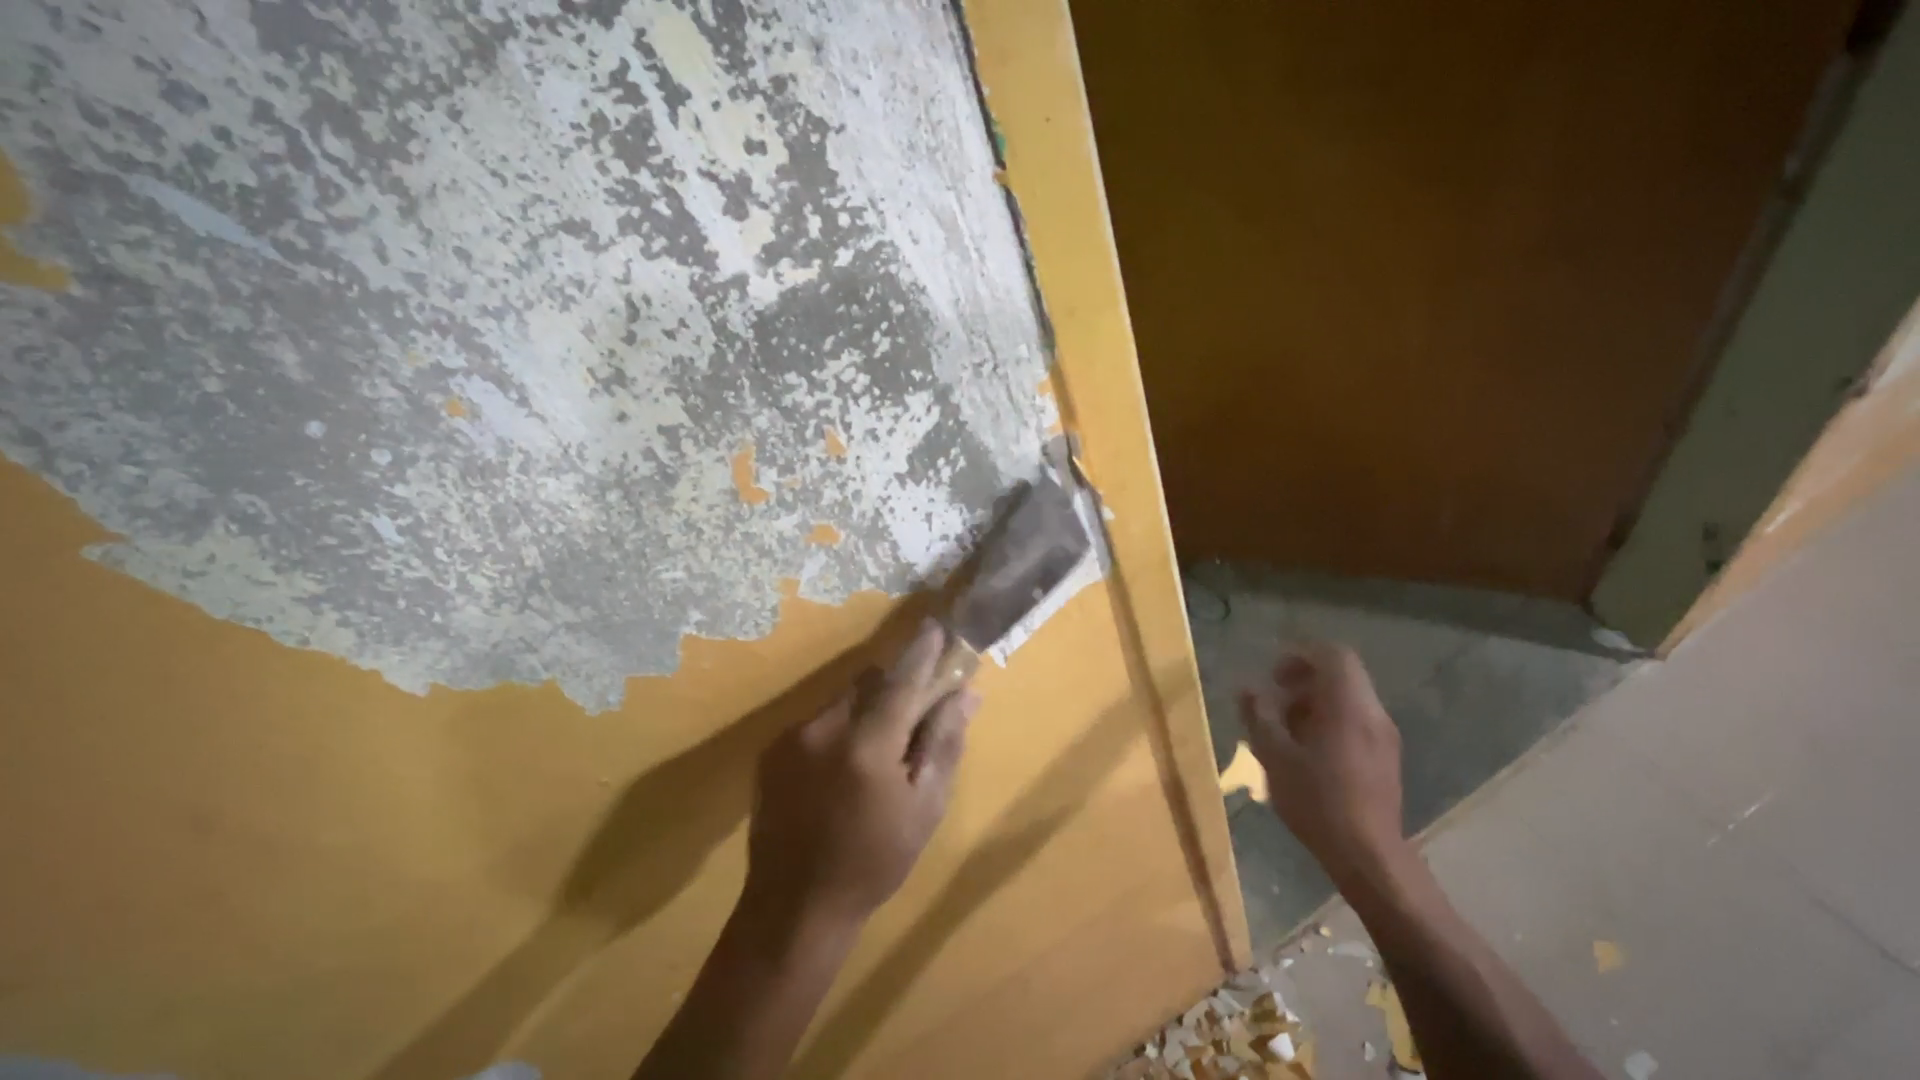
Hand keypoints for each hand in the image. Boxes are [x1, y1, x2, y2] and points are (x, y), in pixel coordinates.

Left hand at [741, 619, 979, 933]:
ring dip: (864, 710)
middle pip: (867, 683)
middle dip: (893, 687)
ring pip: (840, 700)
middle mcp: (823, 728)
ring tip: (877, 751)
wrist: (795, 905)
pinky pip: (815, 721)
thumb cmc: (873, 861)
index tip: (938, 627)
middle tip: (914, 711)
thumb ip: (943, 743)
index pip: (901, 680)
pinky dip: (836, 729)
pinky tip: (842, 769)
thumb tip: (964, 692)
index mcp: (867, 744)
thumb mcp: (924, 808)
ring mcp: (791, 737)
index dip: (922, 652)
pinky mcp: (771, 751)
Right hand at [1239, 643, 1407, 885]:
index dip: (1301, 655)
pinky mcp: (1386, 758)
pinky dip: (1330, 722)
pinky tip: (1307, 754)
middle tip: (1273, 702)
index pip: (1333, 655)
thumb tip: (1247, 688)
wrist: (1368, 854)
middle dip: (1304, 681)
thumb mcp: (1274, 758)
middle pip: (1342, 675)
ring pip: (1349, 700)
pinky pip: (1357, 722)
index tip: (1273, 675)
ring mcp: (1384, 737)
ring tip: (1284, 731)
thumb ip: (1259, 716)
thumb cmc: (1317, 802)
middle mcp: (1373, 713)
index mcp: (1348, 706)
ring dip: (1315, 704)